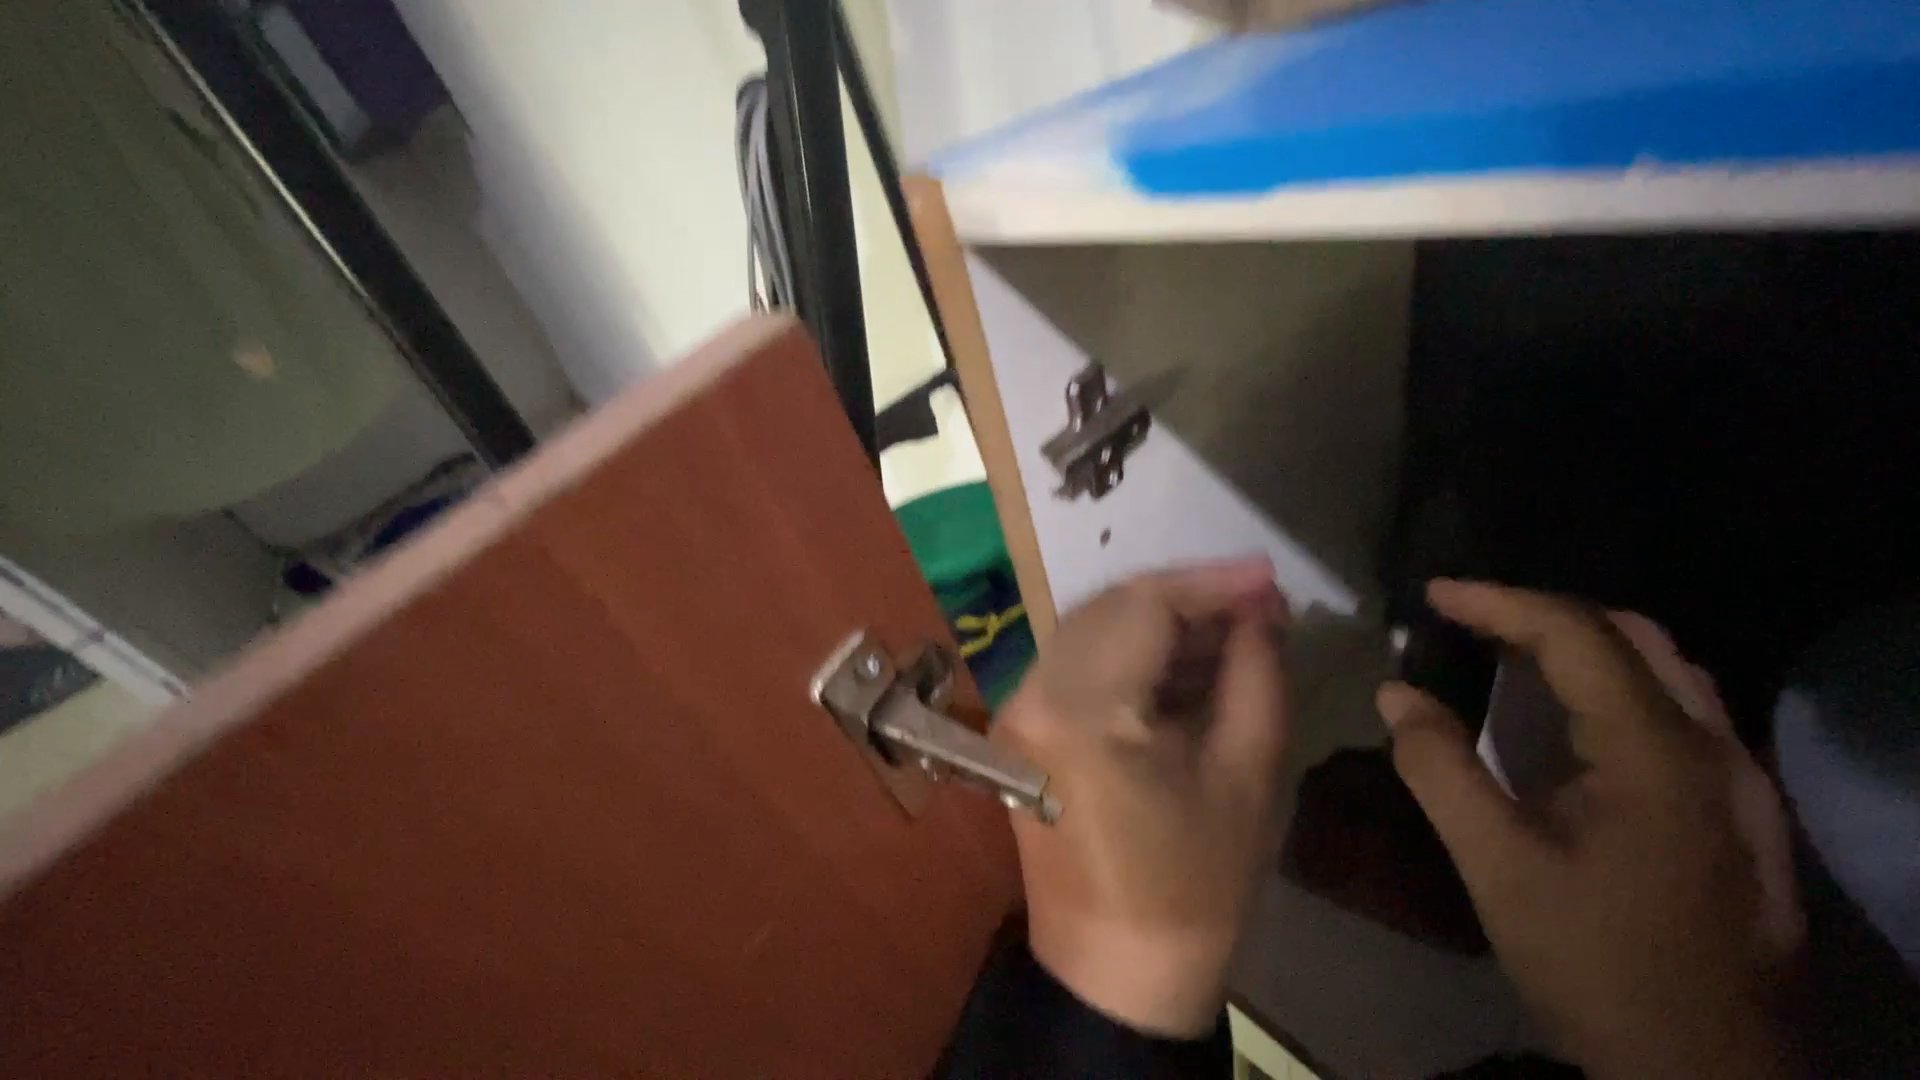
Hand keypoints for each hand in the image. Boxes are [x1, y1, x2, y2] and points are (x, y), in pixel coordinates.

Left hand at [994, 558, 1289, 1037]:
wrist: (1114, 967)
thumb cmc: (1194, 886)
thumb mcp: (1247, 775)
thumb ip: (1255, 674)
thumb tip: (1260, 610)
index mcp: (1081, 711)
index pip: (1143, 606)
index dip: (1211, 582)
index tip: (1270, 577)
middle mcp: (1031, 694)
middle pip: (1110, 606)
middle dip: (1186, 597)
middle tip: (1256, 604)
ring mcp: (1016, 707)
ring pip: (1091, 626)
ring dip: (1158, 619)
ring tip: (1230, 629)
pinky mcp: (1020, 724)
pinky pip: (1078, 659)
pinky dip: (1130, 648)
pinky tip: (1182, 659)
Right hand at [1379, 581, 1798, 1079]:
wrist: (1704, 1069)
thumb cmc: (1594, 959)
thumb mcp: (1496, 864)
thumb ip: (1439, 768)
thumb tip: (1395, 693)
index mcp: (1655, 752)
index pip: (1576, 635)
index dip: (1498, 602)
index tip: (1432, 595)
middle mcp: (1711, 748)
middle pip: (1630, 636)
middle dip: (1540, 612)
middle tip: (1464, 618)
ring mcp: (1735, 780)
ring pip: (1661, 669)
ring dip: (1579, 643)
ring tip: (1504, 648)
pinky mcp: (1734, 810)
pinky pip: (1672, 708)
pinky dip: (1608, 681)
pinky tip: (1565, 711)